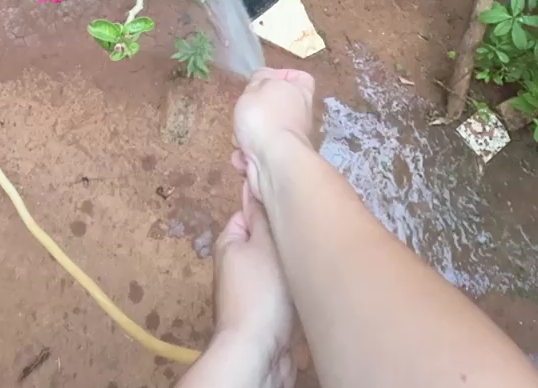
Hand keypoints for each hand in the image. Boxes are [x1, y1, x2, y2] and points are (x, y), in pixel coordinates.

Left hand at [207, 189, 294, 387]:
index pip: (249, 213)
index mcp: (229, 243)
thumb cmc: (260, 293)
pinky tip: (306, 288)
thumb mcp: (263, 245)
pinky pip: (281, 292)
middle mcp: (236, 265)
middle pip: (265, 241)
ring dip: (290, 268)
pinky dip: (292, 291)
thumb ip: (261, 217)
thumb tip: (252, 185)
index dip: (270, 210)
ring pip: (276, 268)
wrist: (257, 353)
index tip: (293, 209)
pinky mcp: (264, 314)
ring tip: (308, 262)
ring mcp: (249, 291)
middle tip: (305, 237)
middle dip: (284, 241)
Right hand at [231, 68, 315, 201]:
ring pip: (259, 134)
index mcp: (299, 94)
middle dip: (251, 114)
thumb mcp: (256, 86)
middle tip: (242, 114)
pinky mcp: (276, 165)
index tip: (264, 80)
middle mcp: (298, 118)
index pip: (300, 78)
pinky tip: (244, 159)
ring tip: (240, 140)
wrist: (273, 162)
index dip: (283, 76)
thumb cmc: (265, 116)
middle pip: (272, 109)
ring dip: (244, 139)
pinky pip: (256, 157)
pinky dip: (246, 159)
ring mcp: (287, 144)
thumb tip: (264, 79)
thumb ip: (260, 79)